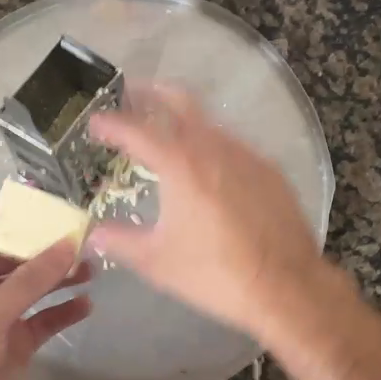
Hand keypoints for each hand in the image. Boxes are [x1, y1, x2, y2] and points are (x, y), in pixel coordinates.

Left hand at [0, 207, 90, 379]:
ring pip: (33, 287)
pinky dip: (64, 311)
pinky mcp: (15, 346)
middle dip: (46, 244)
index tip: (48, 196)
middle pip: (15, 256)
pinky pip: (43, 320)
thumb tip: (68, 243)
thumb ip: (30, 279)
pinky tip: (87, 304)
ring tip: (93, 265)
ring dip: (60, 276)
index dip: (12, 210)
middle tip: (83, 231)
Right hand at [88, 84, 324, 336]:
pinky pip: (234, 144)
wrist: (287, 285)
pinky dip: (213, 143)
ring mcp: (246, 154)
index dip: (111, 124)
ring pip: (209, 121)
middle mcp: (213, 147)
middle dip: (152, 94)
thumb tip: (93, 235)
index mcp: (180, 164)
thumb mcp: (158, 262)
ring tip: (167, 131)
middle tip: (133, 95)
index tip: (94, 122)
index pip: (136, 131)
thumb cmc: (216, 273)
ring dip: (184, 117)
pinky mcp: (269, 170)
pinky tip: (210, 165)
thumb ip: (121, 242)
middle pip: (179, 102)